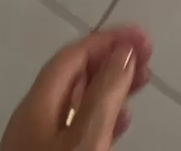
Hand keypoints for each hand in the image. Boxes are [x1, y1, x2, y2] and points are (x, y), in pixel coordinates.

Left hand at [0, 26, 152, 150]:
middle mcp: (33, 118)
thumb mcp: (87, 138)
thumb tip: (123, 51)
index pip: (74, 55)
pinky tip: (122, 123)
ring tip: (142, 83)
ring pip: (78, 100)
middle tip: (148, 58)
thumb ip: (105, 93)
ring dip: (111, 86)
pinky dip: (103, 114)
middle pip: (75, 75)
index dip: (109, 41)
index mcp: (36, 105)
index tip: (143, 39)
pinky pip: (76, 125)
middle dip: (113, 60)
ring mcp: (36, 143)